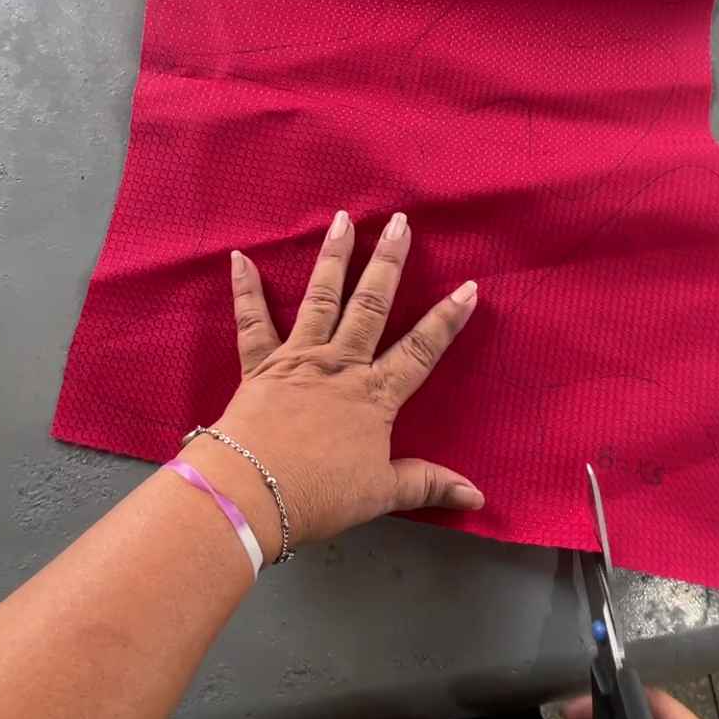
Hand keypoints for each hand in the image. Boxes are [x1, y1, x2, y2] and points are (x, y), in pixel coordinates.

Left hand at [182, 209, 483, 552]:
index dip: (447, 318)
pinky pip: (253, 321)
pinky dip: (246, 289)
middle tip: (399, 223)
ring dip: (333, 257)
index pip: (421, 349)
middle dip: (388, 262)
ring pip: (321, 298)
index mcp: (374, 394)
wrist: (252, 493)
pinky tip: (240, 258)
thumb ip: (427, 485)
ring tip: (342, 220)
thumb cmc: (320, 494)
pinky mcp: (261, 365)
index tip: (468, 286)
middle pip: (370, 305)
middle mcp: (340, 365)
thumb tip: (478, 498)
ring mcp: (299, 358)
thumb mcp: (381, 493)